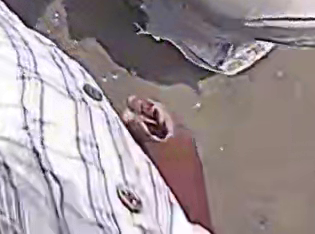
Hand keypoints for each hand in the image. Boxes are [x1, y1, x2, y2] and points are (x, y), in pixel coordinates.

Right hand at [124, 96, 212, 228]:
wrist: (185, 213)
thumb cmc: (168, 176)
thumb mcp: (148, 147)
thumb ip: (137, 128)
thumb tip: (128, 114)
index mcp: (182, 132)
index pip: (161, 109)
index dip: (143, 104)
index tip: (129, 102)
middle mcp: (187, 144)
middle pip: (163, 125)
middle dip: (144, 119)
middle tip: (127, 116)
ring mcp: (187, 161)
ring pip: (163, 140)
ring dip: (147, 136)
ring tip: (130, 135)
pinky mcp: (184, 176)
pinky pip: (165, 154)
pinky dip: (153, 149)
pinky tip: (141, 155)